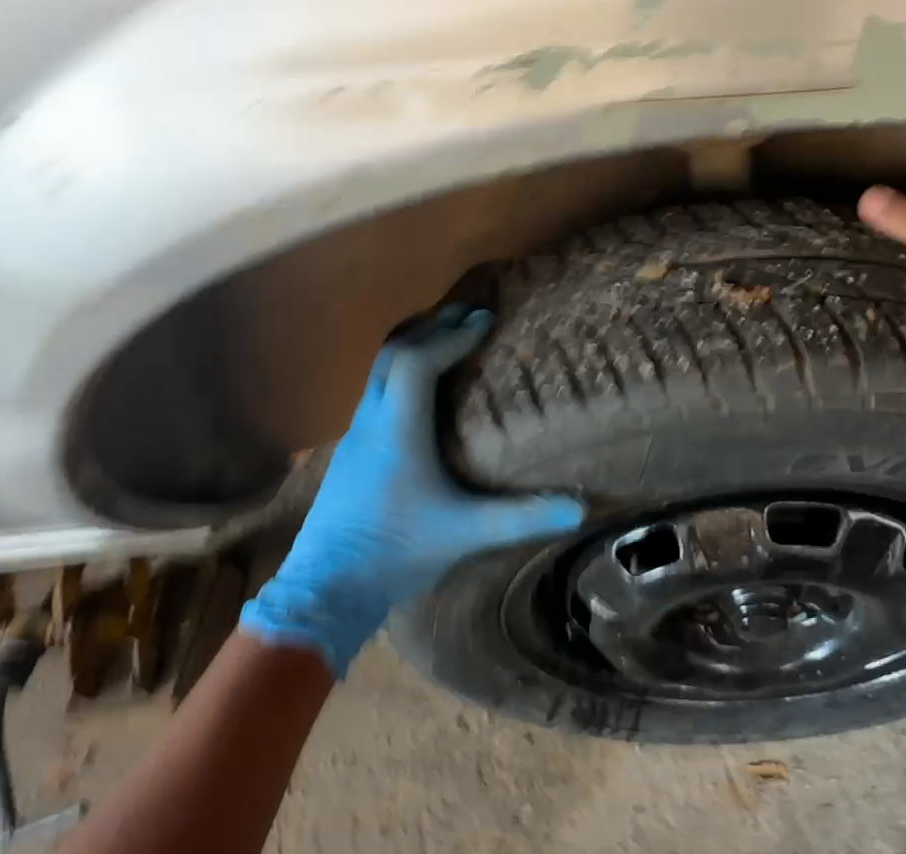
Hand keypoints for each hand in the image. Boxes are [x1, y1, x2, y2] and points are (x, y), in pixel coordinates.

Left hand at [239, 305, 585, 674]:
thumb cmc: (396, 551)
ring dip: (412, 349)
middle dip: (430, 328)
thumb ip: (523, 517)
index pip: (419, 362)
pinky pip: (376, 395)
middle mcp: (371, 423)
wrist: (324, 591)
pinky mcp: (350, 456)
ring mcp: (354, 438)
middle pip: (393, 354)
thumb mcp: (467, 533)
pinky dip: (402, 375)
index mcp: (397, 430)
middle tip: (467, 315)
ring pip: (379, 373)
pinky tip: (422, 396)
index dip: (452, 336)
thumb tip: (581, 508)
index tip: (485, 318)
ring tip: (447, 342)